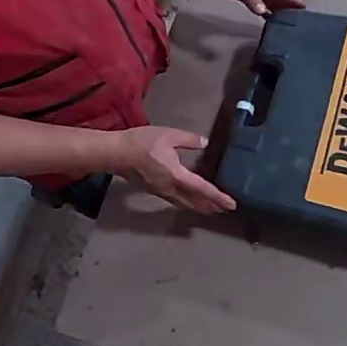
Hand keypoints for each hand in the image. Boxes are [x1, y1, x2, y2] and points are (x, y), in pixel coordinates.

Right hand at [112, 127, 236, 213]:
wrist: (115, 153)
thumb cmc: (141, 143)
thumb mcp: (168, 135)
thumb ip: (188, 139)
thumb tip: (205, 143)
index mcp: (177, 175)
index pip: (202, 189)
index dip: (218, 197)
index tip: (231, 204)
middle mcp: (170, 187)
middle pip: (194, 201)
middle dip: (209, 206)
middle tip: (223, 210)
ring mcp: (160, 190)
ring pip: (183, 202)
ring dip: (197, 206)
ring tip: (207, 208)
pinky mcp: (152, 188)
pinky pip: (173, 199)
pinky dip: (185, 201)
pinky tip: (184, 198)